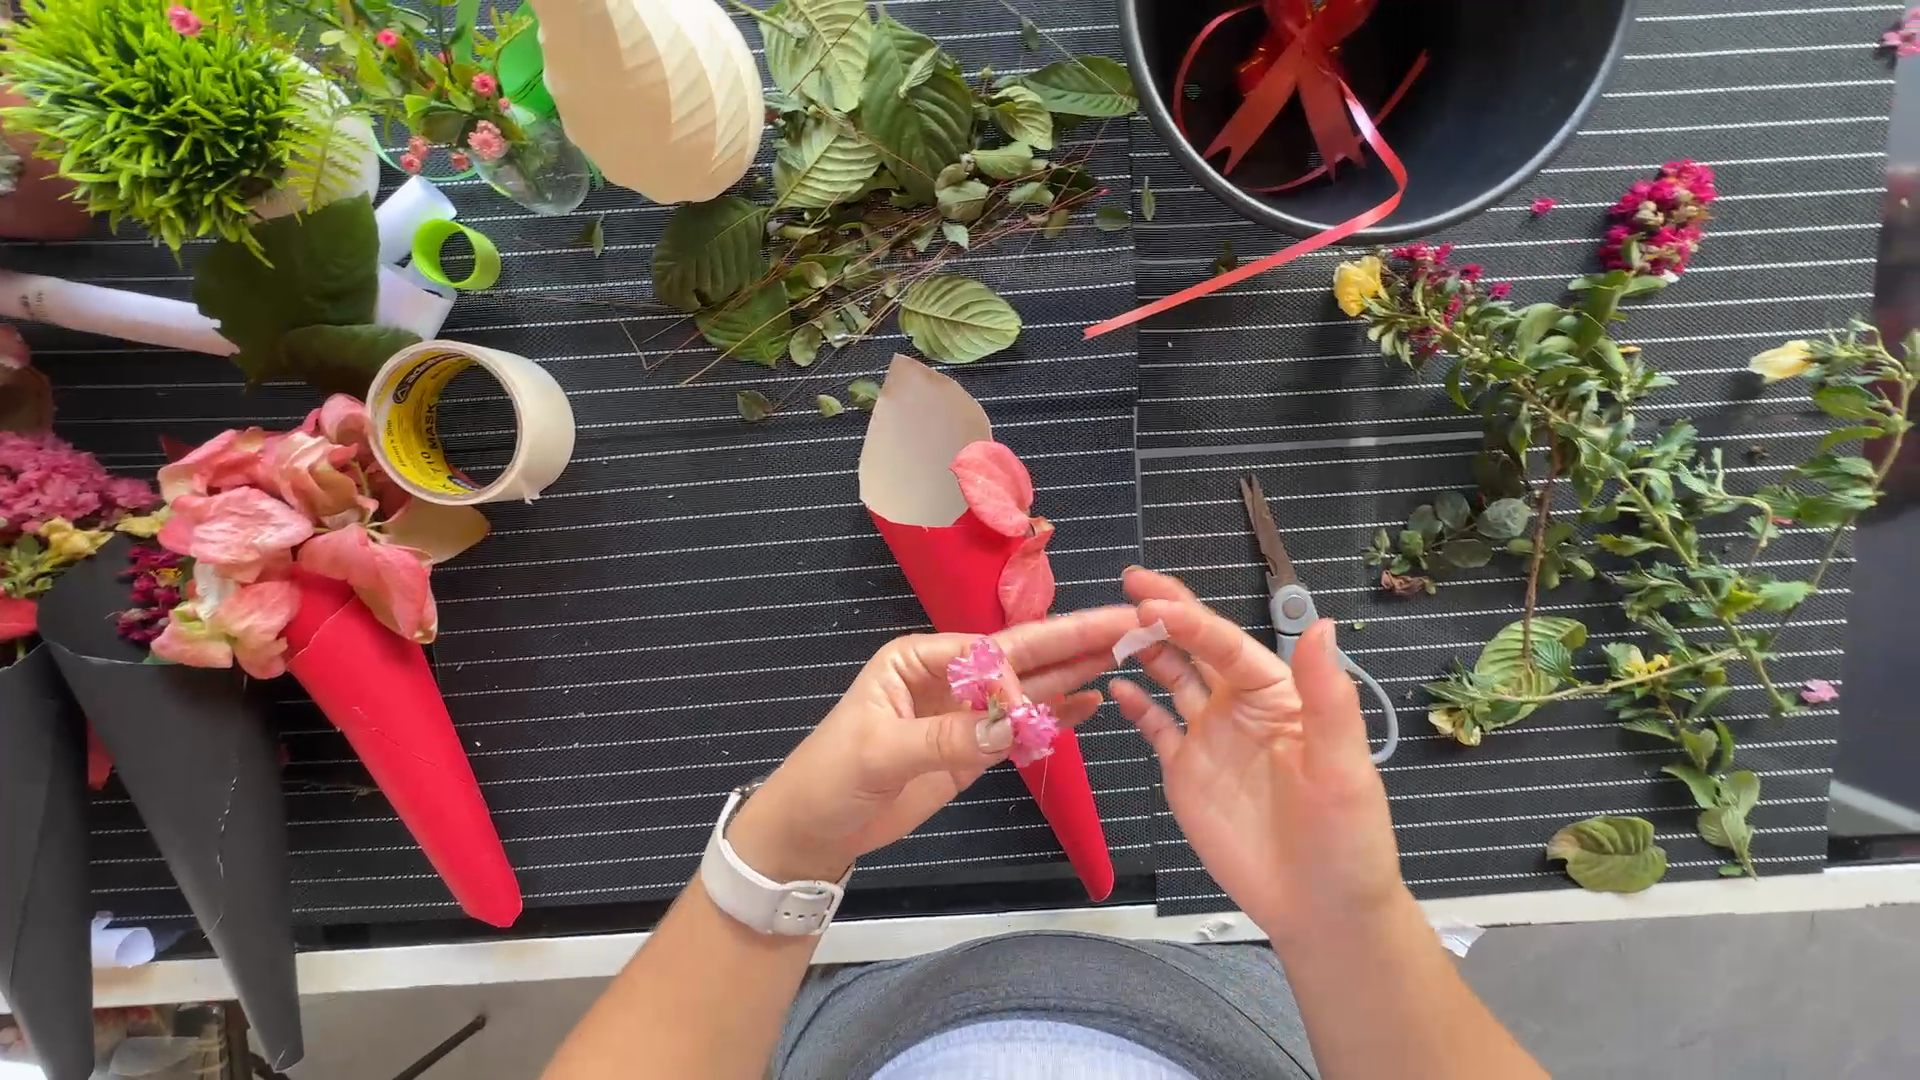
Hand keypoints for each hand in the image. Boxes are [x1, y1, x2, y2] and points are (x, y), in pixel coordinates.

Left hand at [727, 606, 1139, 881]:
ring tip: (1126, 650)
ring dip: (1074, 670)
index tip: (1022, 719)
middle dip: (1072, 638)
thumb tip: (1015, 726)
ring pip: (1028, 685)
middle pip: (1019, 655)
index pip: (984, 654)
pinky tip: (1091, 700)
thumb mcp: (880, 751)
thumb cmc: (831, 776)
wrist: (814, 829)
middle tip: (1129, 620)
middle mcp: (948, 675)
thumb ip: (948, 737)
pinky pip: (1021, 727)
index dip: (1014, 679)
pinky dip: (1056, 713)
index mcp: (918, 658)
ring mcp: (965, 711)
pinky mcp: (974, 746)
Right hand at [1110, 568, 1407, 940]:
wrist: (1319, 909)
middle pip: (1195, 649)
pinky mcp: (1185, 768)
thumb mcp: (1344, 767)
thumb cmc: (1345, 838)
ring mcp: (1209, 736)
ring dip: (1145, 651)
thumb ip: (1327, 696)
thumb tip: (1321, 622)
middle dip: (1165, 614)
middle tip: (1130, 582)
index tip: (1152, 602)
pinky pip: (1155, 726)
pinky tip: (1116, 688)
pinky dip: (1135, 705)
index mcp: (1278, 696)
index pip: (1227, 646)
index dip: (1190, 621)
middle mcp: (1239, 706)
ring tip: (1110, 629)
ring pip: (1171, 678)